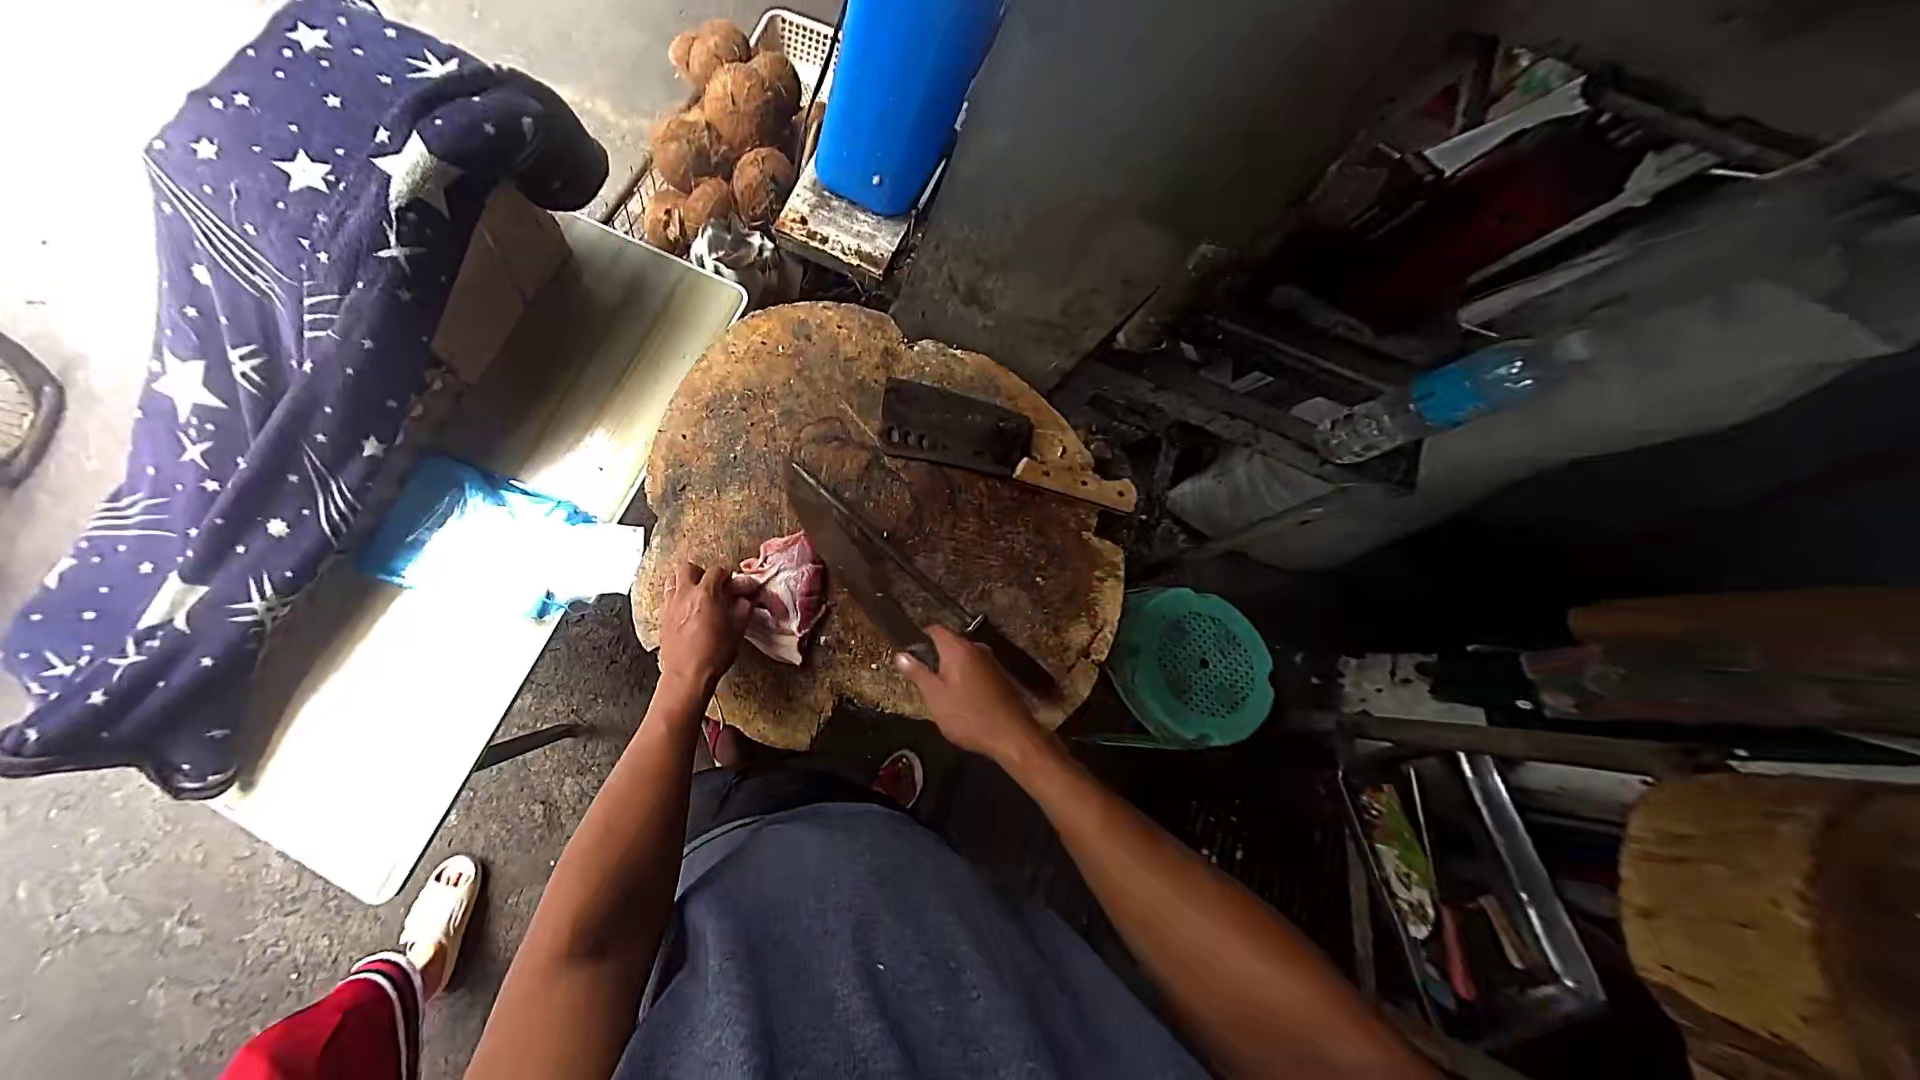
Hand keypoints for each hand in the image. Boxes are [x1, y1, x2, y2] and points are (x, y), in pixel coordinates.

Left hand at [656, 561, 752, 692]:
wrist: (688, 674)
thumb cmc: (714, 653)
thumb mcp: (738, 628)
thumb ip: (743, 607)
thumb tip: (746, 599)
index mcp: (706, 594)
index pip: (716, 571)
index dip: (726, 577)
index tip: (731, 586)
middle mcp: (685, 595)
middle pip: (688, 568)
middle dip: (700, 573)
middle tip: (710, 586)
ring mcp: (670, 606)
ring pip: (673, 581)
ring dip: (685, 584)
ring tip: (696, 596)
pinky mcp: (662, 618)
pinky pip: (667, 598)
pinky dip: (677, 599)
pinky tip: (686, 611)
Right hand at [893, 625, 1045, 762]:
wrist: (1012, 735)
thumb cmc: (969, 716)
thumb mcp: (935, 697)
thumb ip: (917, 673)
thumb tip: (901, 655)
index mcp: (959, 649)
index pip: (935, 630)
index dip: (920, 638)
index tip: (909, 654)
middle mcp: (977, 649)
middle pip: (950, 643)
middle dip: (935, 658)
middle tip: (923, 680)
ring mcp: (992, 662)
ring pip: (964, 658)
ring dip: (951, 670)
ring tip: (942, 694)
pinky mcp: (1001, 677)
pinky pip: (977, 670)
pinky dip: (966, 679)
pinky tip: (963, 700)